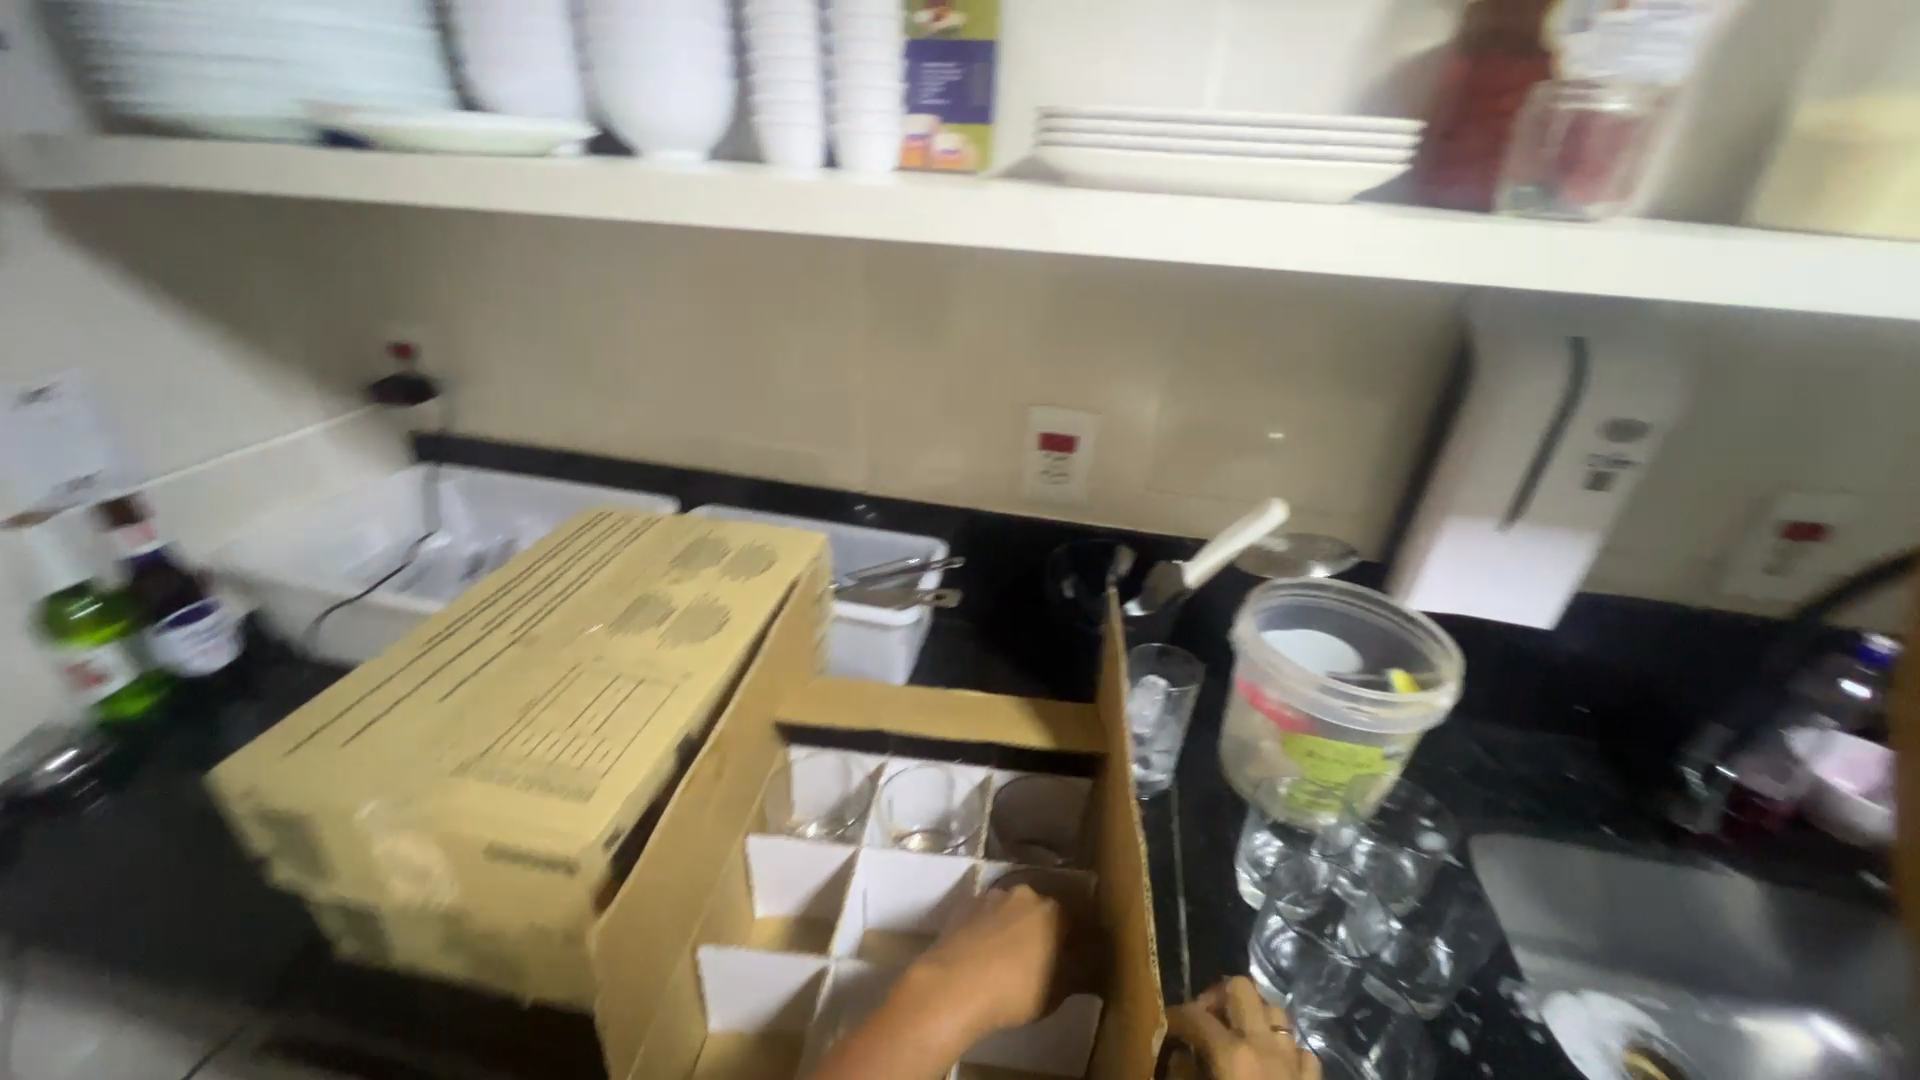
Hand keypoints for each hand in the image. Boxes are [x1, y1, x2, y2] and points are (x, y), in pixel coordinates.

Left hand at [899, 884, 1068, 1038]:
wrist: (953, 986)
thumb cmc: (1014, 991)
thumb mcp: (1057, 994)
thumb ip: (1076, 975)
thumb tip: (1086, 966)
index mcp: (1054, 912)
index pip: (1075, 921)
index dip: (1074, 940)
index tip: (1071, 958)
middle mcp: (1025, 894)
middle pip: (1040, 910)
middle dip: (1041, 930)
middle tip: (1037, 957)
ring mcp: (992, 896)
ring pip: (1010, 910)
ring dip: (1012, 926)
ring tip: (1005, 956)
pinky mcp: (964, 904)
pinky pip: (984, 916)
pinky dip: (987, 929)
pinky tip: (981, 952)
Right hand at [1168, 977, 1320, 1079]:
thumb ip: (1185, 1072)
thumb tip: (1180, 1053)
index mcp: (1232, 1052)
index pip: (1194, 1016)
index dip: (1176, 1016)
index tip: (1168, 1023)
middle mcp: (1264, 1045)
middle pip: (1241, 988)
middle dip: (1219, 995)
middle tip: (1207, 1016)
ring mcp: (1294, 1060)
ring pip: (1276, 1012)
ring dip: (1256, 1018)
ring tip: (1240, 1034)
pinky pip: (1301, 1049)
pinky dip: (1285, 1049)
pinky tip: (1275, 1062)